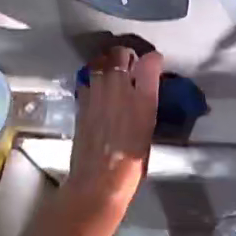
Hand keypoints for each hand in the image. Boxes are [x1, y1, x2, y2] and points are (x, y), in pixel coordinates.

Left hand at [67, 47, 162, 213]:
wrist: (99, 182)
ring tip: (113, 71)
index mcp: (143, 99)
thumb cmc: (132, 164)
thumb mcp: (148, 131)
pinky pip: (88, 79)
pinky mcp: (82, 102)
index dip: (153, 59)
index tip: (154, 63)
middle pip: (120, 54)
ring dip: (108, 62)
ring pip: (101, 62)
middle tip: (131, 64)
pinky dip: (94, 77)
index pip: (150, 61)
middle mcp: (120, 90)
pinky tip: (97, 88)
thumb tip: (145, 90)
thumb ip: (147, 104)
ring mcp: (97, 94)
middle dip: (127, 54)